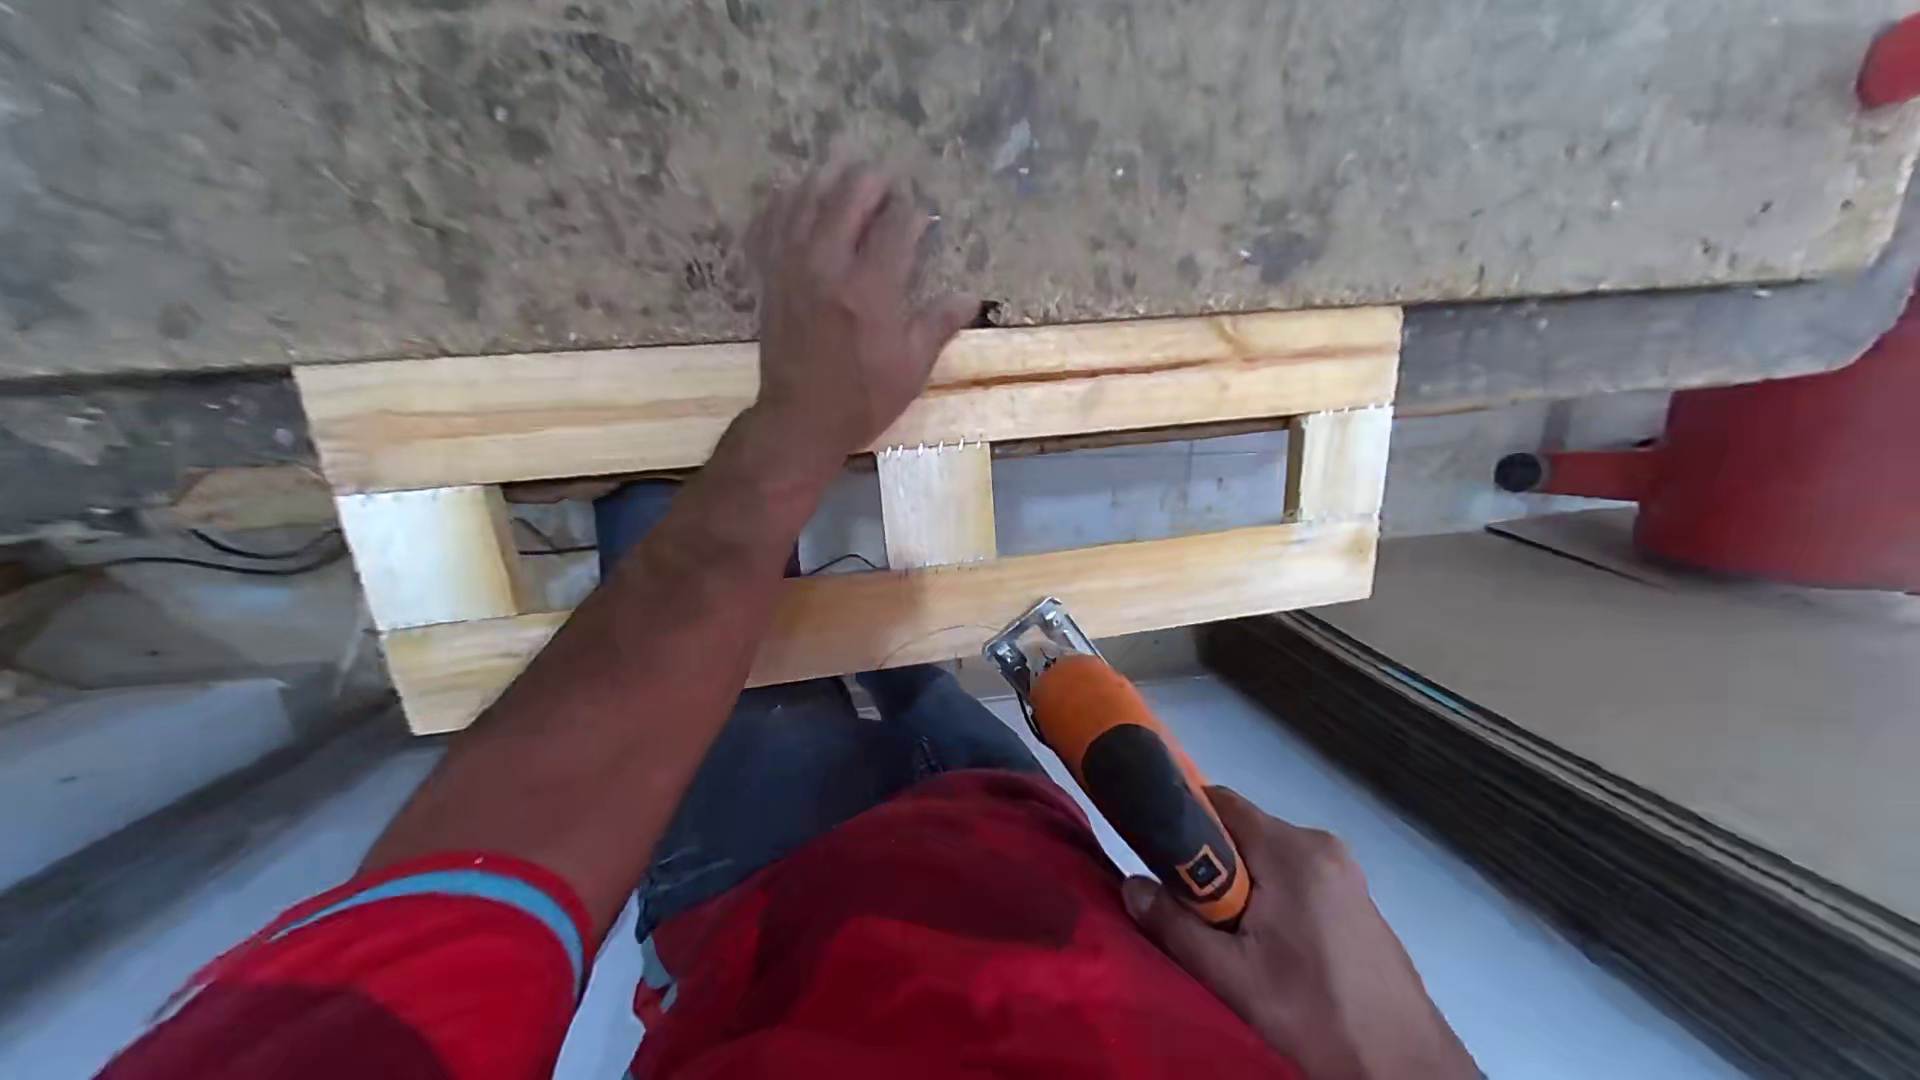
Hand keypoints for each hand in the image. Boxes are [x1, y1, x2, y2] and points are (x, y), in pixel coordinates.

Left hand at [745, 158, 978, 458]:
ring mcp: (793, 269)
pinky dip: (783, 203)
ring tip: (843, 168)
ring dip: (828, 179)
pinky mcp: (770, 278)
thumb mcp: (912, 368)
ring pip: (806, 200)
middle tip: (885, 179)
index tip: (921, 216)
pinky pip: (770, 225)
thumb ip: (939, 324)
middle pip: (849, 197)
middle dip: (872, 181)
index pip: (896, 226)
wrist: (801, 420)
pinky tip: (795, 196)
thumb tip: (971, 297)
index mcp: (871, 290)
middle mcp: (829, 267)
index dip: (913, 214)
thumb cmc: (863, 399)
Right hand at [1122, 787, 1477, 1079]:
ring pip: (1263, 855)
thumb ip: (1175, 926)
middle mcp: (1320, 844)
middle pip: (1240, 829)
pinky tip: (1268, 945)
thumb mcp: (1234, 979)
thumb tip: (1129, 885)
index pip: (1218, 801)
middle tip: (1192, 909)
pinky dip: (1266, 895)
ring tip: (1230, 936)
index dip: (1181, 819)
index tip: (1157, 854)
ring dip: (1237, 883)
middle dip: (1209, 861)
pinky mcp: (1352, 896)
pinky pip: (1289, 874)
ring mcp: (1342, 870)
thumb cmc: (1319, 1019)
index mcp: (1293, 850)